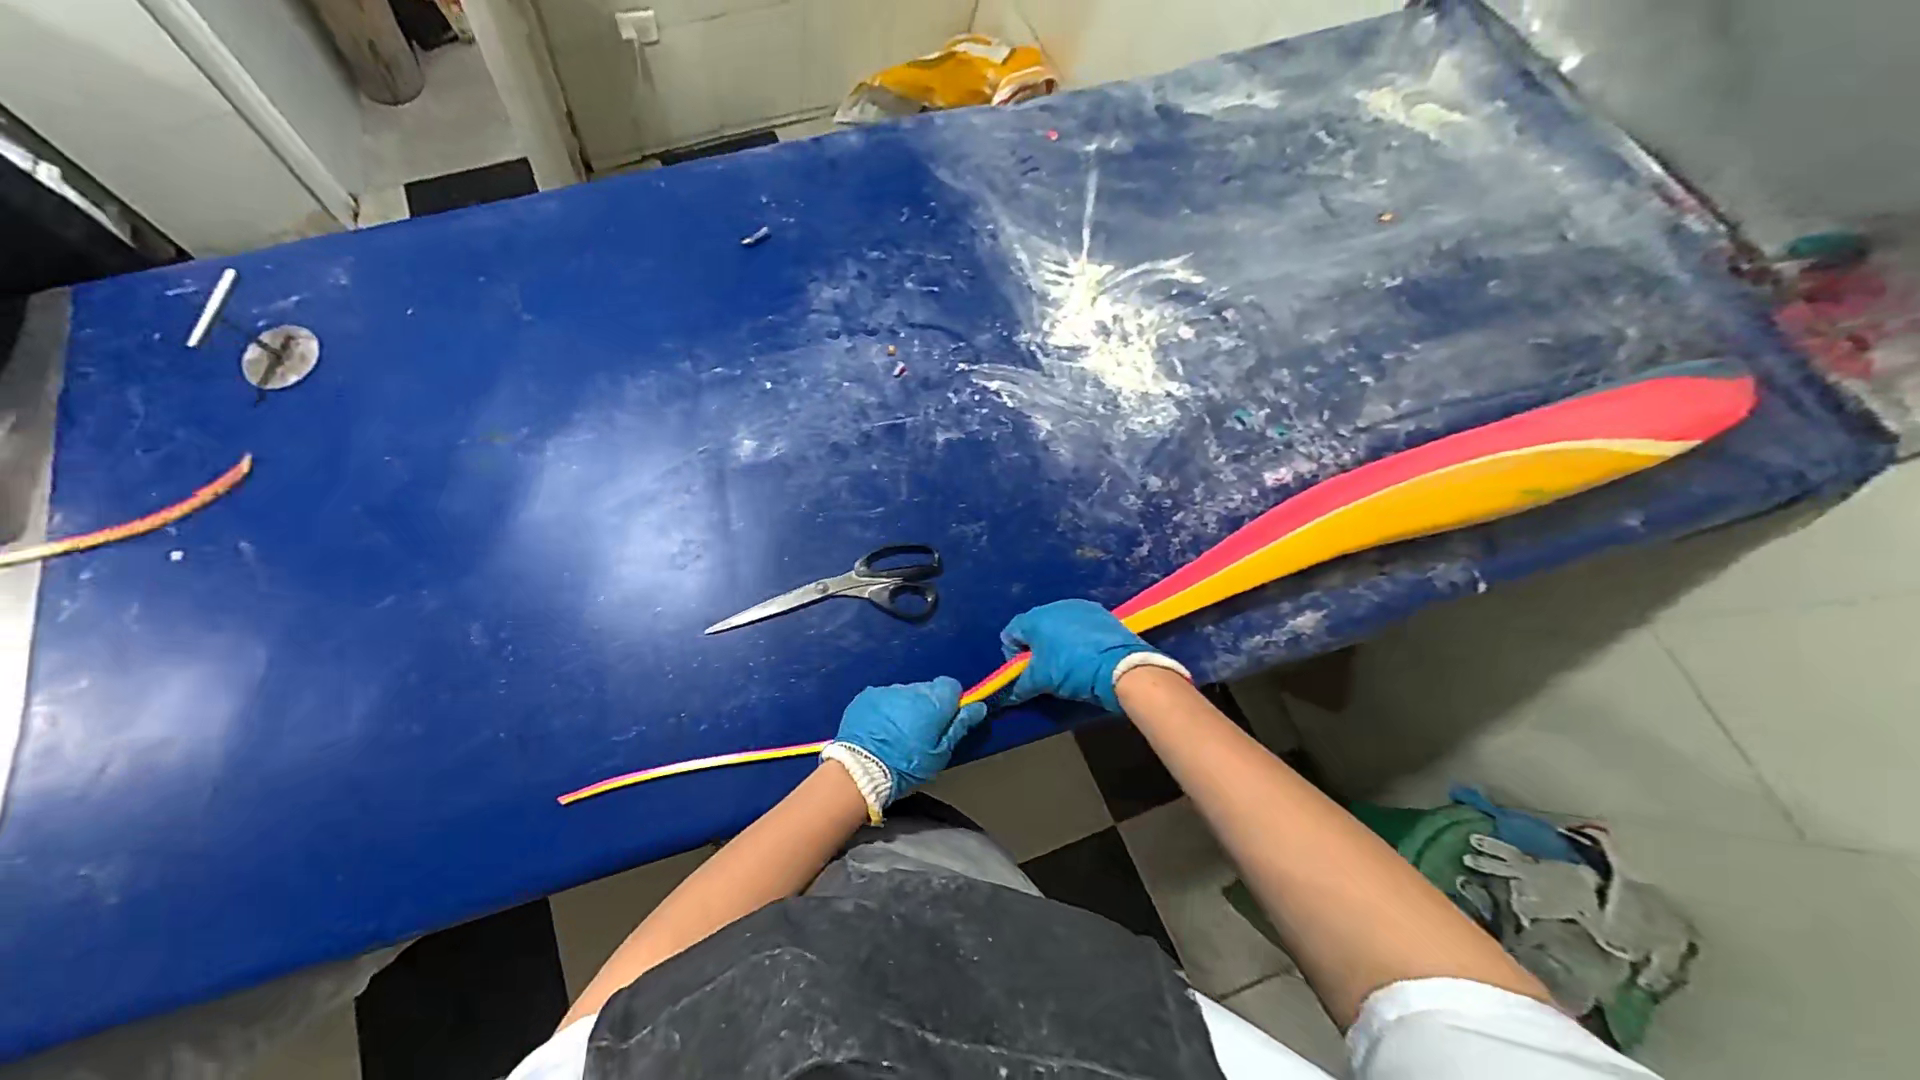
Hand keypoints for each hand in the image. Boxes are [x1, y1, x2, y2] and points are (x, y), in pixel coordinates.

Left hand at [833, 677, 987, 798]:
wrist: (858, 772)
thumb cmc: (905, 766)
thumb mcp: (940, 754)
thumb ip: (960, 726)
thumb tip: (979, 707)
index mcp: (933, 701)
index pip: (951, 686)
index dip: (951, 702)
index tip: (945, 721)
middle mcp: (911, 689)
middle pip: (927, 690)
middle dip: (927, 706)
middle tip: (920, 733)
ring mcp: (886, 691)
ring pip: (905, 694)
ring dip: (906, 708)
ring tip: (897, 734)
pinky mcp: (866, 696)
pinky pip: (884, 699)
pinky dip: (885, 710)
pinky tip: (880, 731)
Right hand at [999, 599, 1159, 712]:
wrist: (1121, 666)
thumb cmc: (1072, 669)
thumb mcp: (1041, 682)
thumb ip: (1020, 686)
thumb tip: (1010, 695)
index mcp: (1035, 618)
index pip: (1010, 633)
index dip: (1012, 655)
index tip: (1025, 671)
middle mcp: (1055, 606)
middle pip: (1035, 627)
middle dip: (1036, 648)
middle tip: (1045, 669)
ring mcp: (1080, 607)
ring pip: (1059, 625)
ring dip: (1057, 642)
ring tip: (1068, 663)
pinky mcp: (1101, 613)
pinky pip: (1080, 625)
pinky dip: (1078, 639)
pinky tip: (1087, 655)